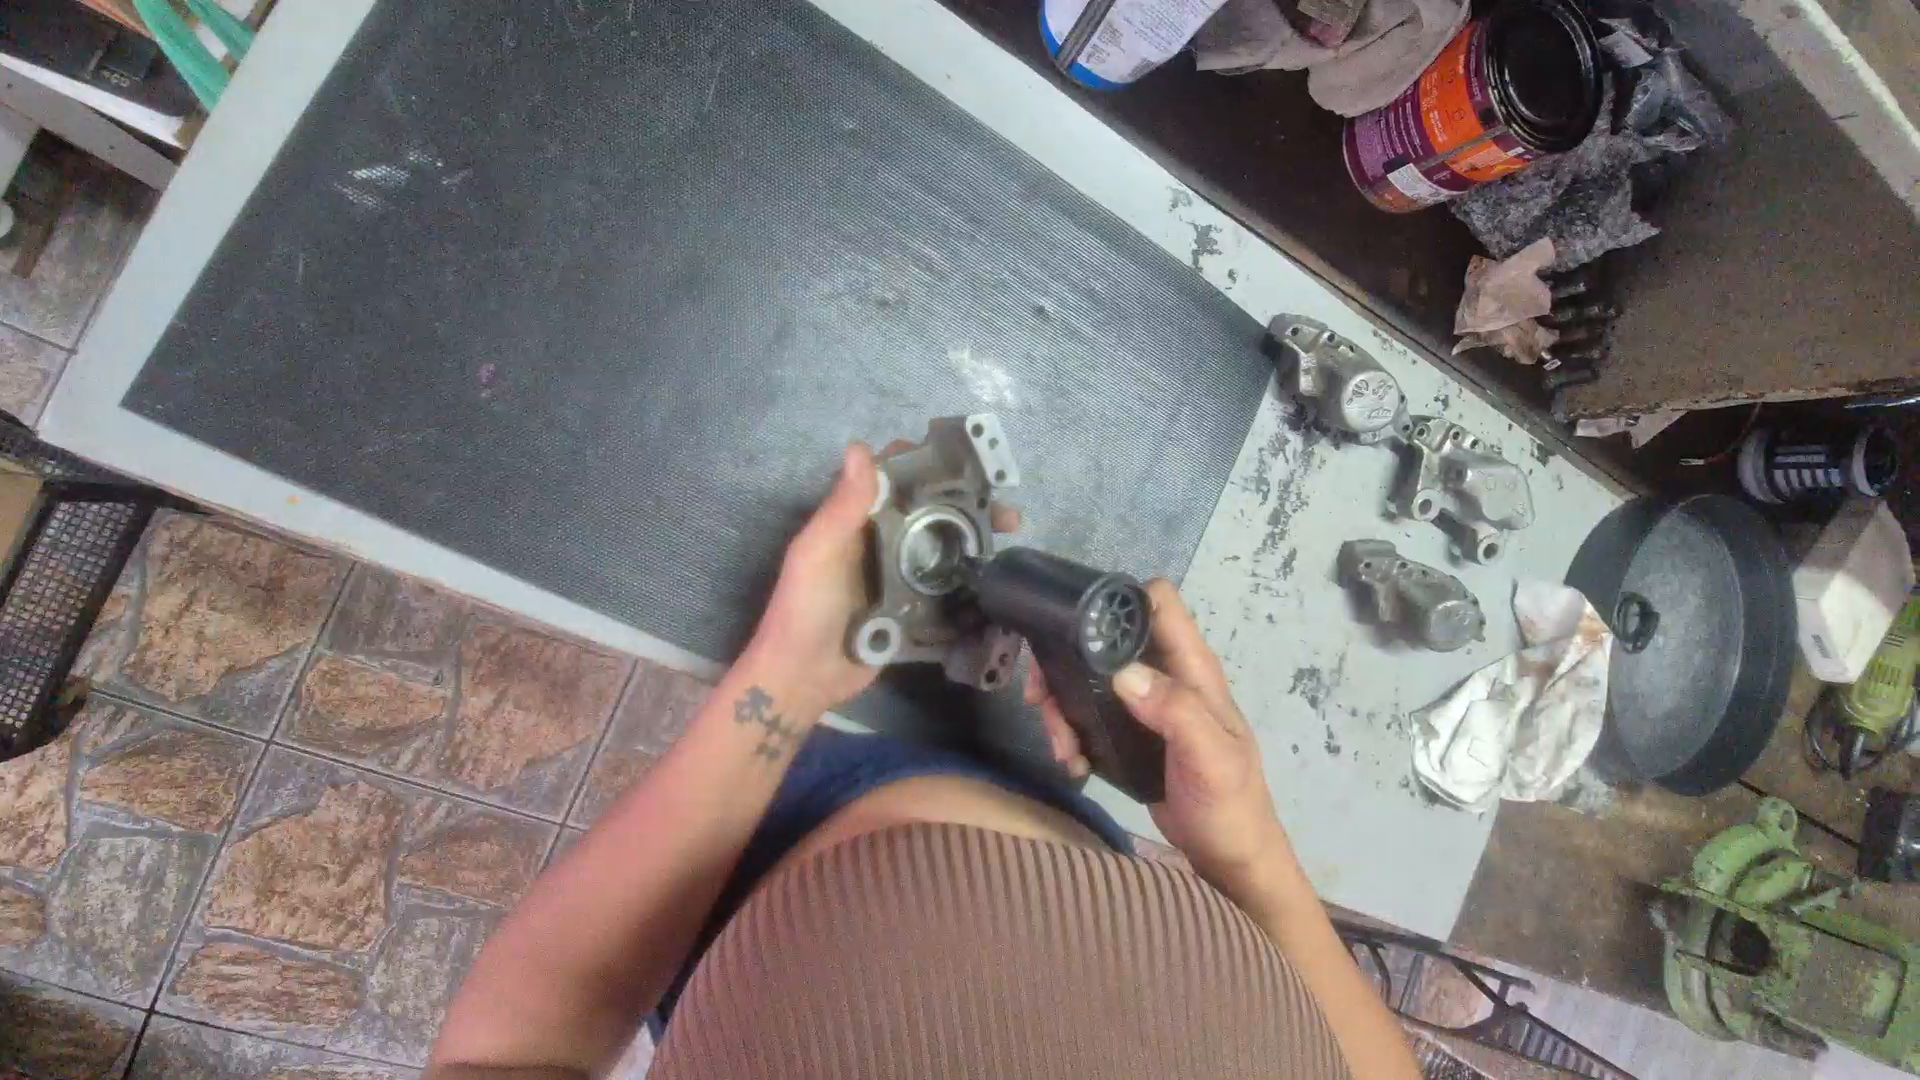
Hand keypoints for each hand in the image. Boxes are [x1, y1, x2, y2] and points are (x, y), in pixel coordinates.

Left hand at [743, 442, 1019, 714]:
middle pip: (931, 513)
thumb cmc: (804, 608)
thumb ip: (842, 506)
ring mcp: (900, 576)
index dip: (929, 465)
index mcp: (857, 520)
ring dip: (975, 542)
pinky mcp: (912, 610)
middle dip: (968, 506)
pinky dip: (969, 584)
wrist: (804, 677)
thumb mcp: (818, 553)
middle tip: (1005, 513)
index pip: (896, 479)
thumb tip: (861, 448)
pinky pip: (945, 590)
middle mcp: (882, 541)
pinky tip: (997, 583)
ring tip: (1009, 542)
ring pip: (944, 549)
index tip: (968, 463)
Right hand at [1027, 579, 1288, 889]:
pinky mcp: (1127, 729)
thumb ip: (1176, 711)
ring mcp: (1144, 703)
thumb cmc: (1229, 805)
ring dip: (1062, 705)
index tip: (1079, 625)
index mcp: (1192, 668)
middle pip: (1106, 639)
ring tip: (1060, 745)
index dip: (1121, 600)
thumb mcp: (1210, 758)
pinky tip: (1072, 760)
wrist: (1228, 858)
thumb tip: (1123, 673)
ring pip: (1088, 677)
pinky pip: (1087, 712)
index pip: (1159, 603)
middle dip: (1068, 661)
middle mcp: (1165, 675)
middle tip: (1041, 697)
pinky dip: (1070, 730)